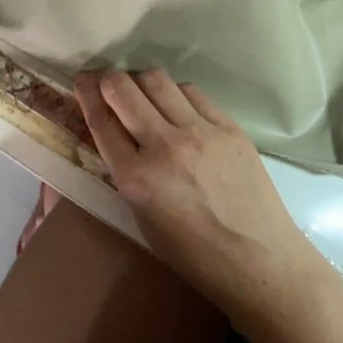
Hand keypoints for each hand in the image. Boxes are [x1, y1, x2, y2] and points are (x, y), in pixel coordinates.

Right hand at [74, 70, 323, 308]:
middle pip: (121, 87)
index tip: (82, 82)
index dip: (85, 93)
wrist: (260, 262)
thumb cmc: (192, 252)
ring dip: (140, 83)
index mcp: (135, 178)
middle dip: (107, 81)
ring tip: (144, 96)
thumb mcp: (141, 215)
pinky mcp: (229, 128)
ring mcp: (200, 133)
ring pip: (155, 79)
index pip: (100, 118)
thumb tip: (111, 131)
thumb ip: (123, 169)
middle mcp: (164, 147)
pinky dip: (175, 93)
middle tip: (108, 87)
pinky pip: (191, 91)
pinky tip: (178, 108)